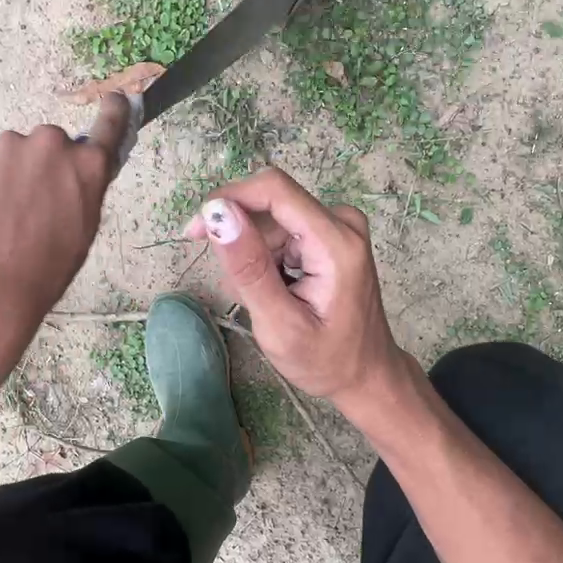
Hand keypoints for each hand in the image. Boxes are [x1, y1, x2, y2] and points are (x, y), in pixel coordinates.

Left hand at [0, 89, 132, 327]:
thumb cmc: (44, 270)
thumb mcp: (82, 231)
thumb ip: (84, 191)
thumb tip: (76, 176)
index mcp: (88, 166)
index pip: (110, 124)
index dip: (114, 111)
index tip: (114, 100)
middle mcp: (50, 145)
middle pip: (51, 145)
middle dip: (45, 166)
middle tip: (33, 206)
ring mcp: (6, 146)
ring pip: (14, 155)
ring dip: (11, 175)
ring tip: (1, 218)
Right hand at [186, 168, 407, 406]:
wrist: (367, 373)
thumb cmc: (326, 361)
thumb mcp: (280, 325)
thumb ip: (249, 268)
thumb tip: (217, 215)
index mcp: (336, 242)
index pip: (273, 189)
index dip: (227, 200)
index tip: (195, 232)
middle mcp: (343, 222)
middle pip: (271, 203)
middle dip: (240, 237)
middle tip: (234, 287)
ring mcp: (341, 226)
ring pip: (274, 218)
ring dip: (254, 253)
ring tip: (260, 298)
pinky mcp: (334, 234)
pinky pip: (286, 229)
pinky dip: (269, 256)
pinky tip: (275, 289)